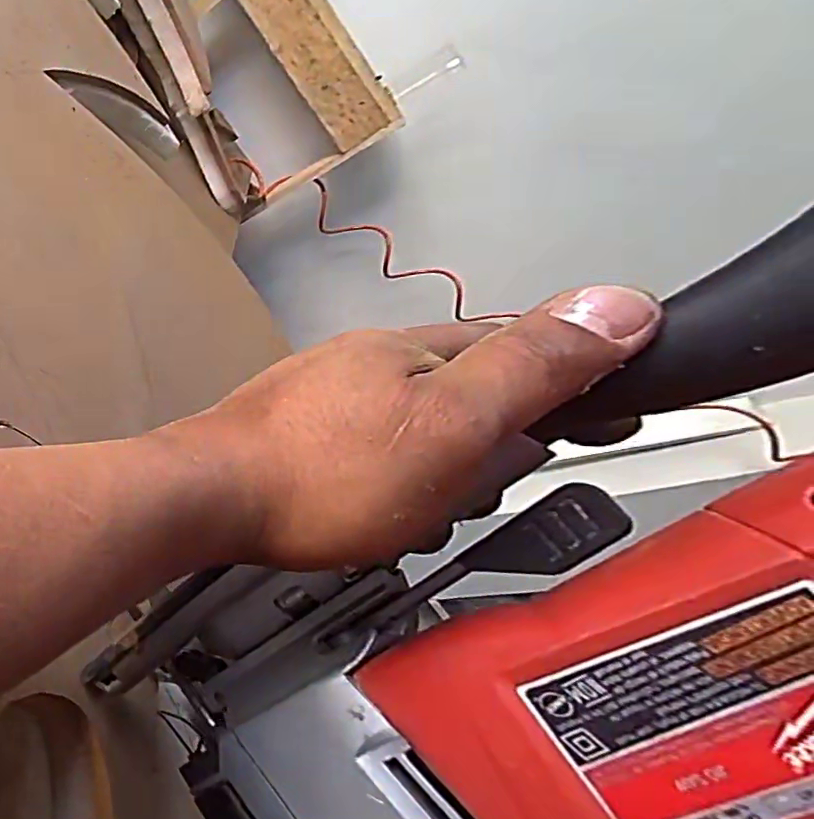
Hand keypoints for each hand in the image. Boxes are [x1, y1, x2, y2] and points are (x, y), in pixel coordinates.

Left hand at [183, 286, 661, 569]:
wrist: (202, 501)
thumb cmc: (321, 473)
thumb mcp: (451, 422)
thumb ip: (531, 366)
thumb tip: (616, 303)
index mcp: (399, 349)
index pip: (513, 347)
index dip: (565, 386)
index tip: (593, 428)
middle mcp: (349, 365)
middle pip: (454, 398)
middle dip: (478, 448)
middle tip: (464, 491)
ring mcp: (307, 403)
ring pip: (400, 435)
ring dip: (422, 477)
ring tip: (403, 513)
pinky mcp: (275, 441)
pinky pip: (349, 460)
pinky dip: (369, 488)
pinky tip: (354, 515)